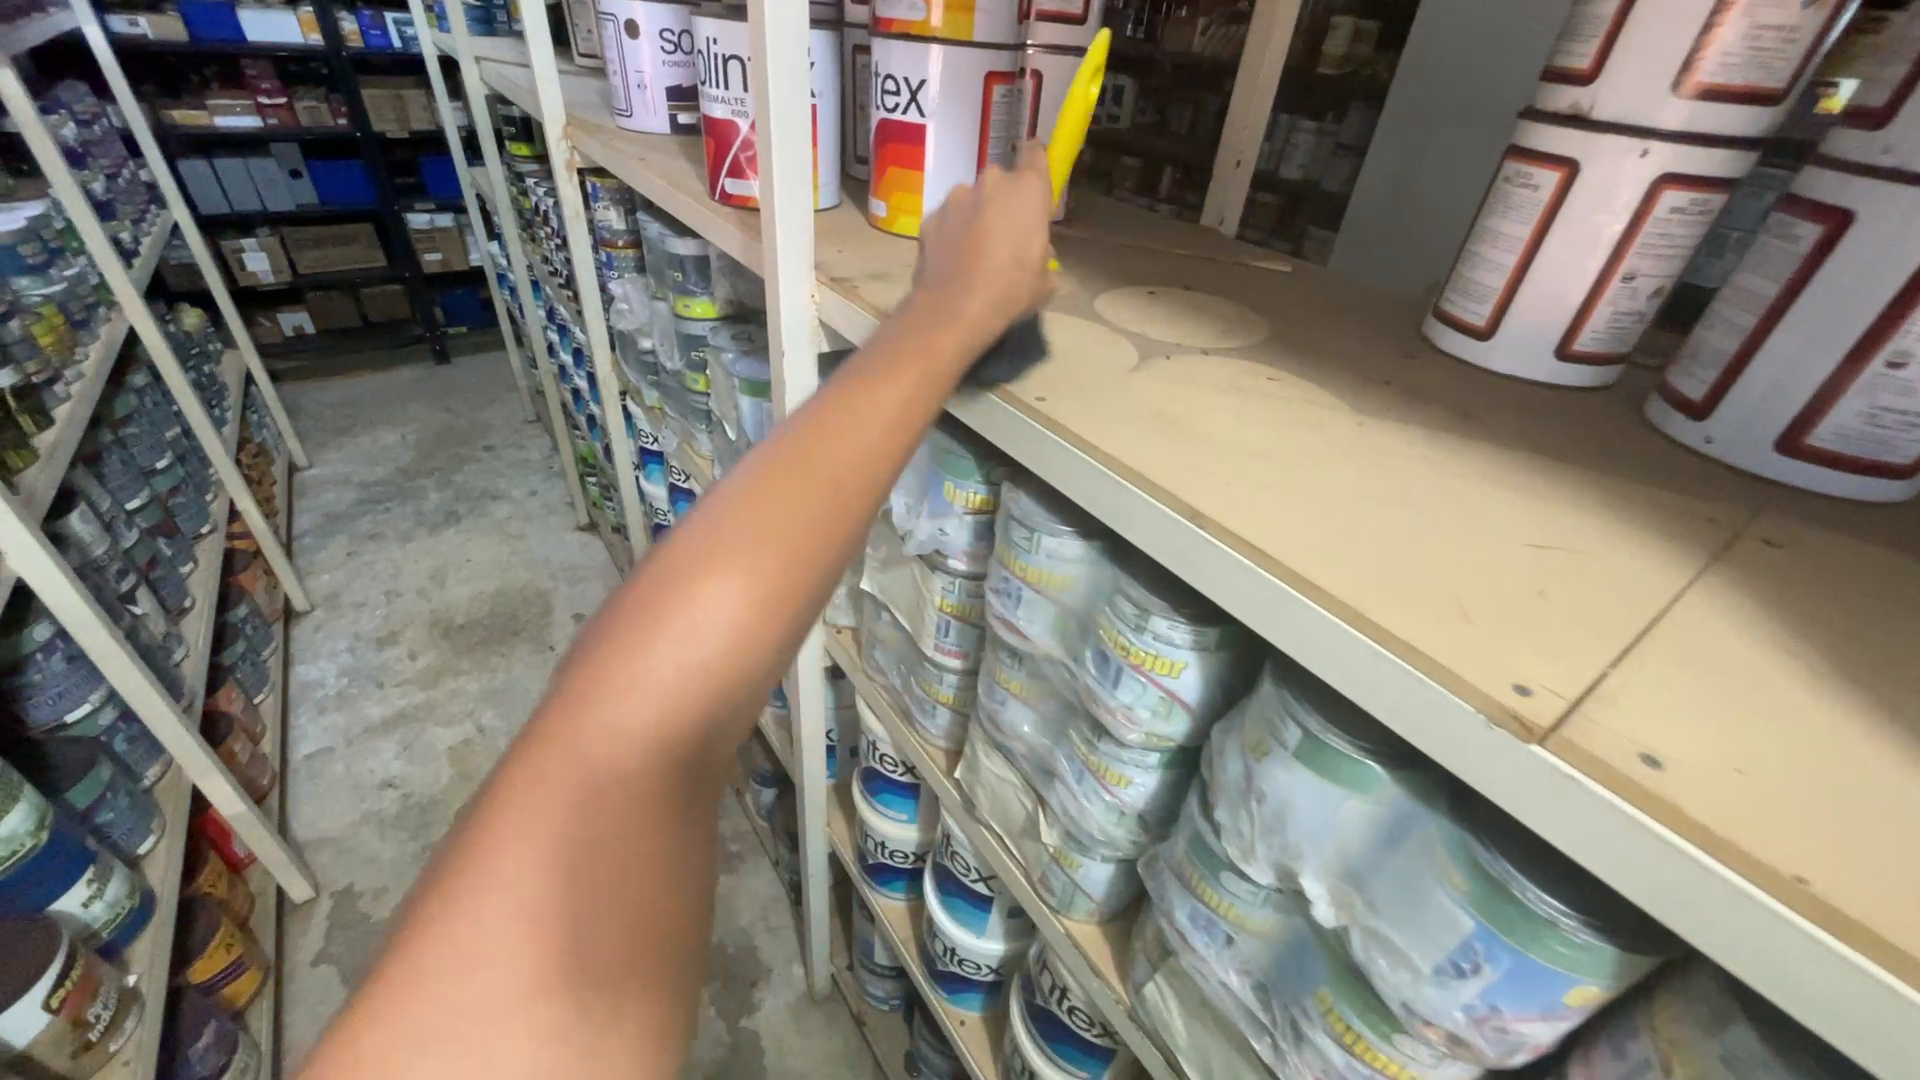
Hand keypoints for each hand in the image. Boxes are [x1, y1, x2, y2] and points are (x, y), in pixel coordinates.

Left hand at [909, 141, 1055, 348]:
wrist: (953, 310)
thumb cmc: (1010, 292)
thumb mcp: (1044, 281)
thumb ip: (1045, 257)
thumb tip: (1039, 254)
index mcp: (1027, 190)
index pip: (1034, 153)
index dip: (1036, 165)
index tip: (1035, 185)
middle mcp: (990, 182)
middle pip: (1001, 183)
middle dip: (1003, 202)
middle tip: (1005, 237)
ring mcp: (955, 198)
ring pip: (971, 200)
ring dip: (975, 217)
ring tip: (974, 254)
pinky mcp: (930, 217)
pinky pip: (948, 220)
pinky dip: (951, 233)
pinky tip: (953, 261)